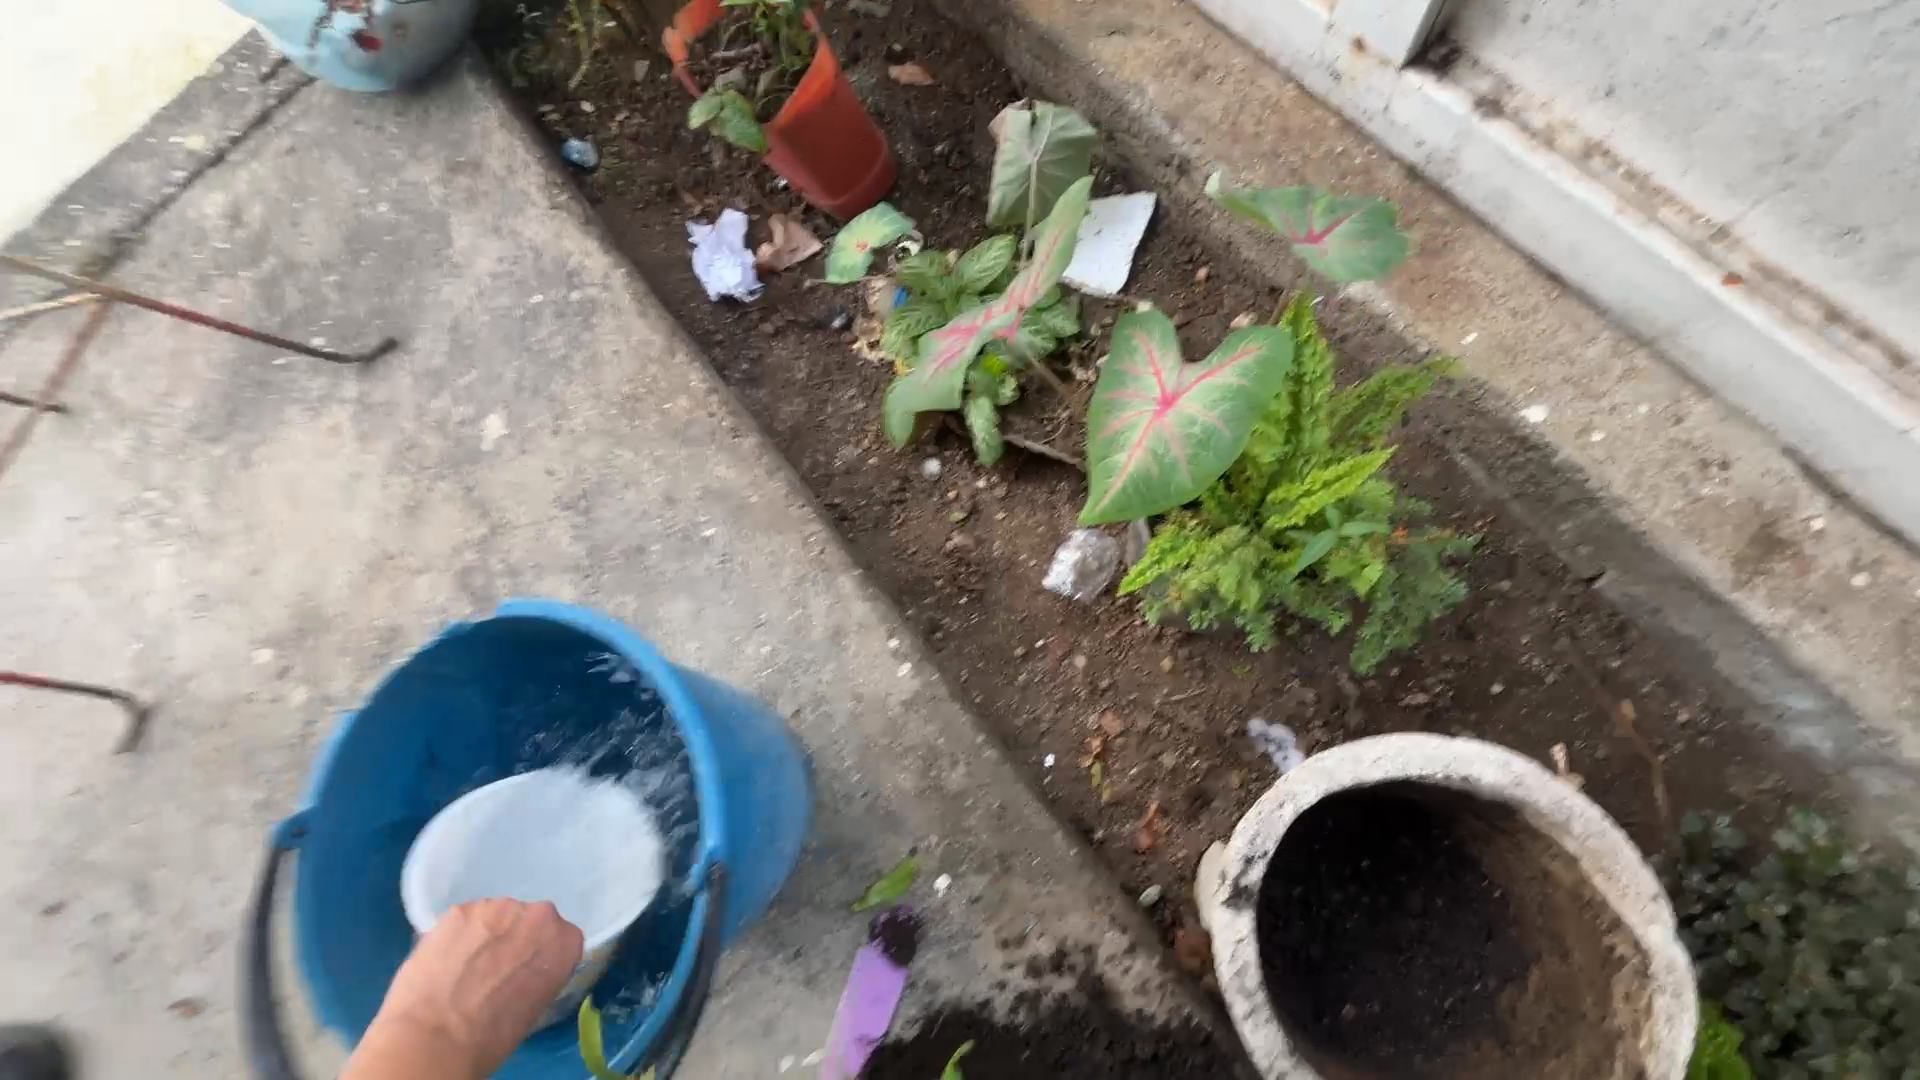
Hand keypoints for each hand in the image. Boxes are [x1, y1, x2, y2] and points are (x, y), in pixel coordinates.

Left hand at [343, 899, 584, 1079]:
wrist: (433, 1040)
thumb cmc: (490, 1039)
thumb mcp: (534, 1008)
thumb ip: (539, 975)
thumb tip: (523, 974)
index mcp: (566, 940)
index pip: (558, 939)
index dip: (537, 956)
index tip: (521, 974)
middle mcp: (542, 914)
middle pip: (528, 921)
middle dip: (513, 939)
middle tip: (489, 971)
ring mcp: (501, 906)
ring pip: (494, 917)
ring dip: (483, 936)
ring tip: (460, 969)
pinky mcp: (462, 910)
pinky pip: (463, 920)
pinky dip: (455, 937)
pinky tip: (442, 963)